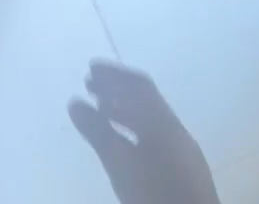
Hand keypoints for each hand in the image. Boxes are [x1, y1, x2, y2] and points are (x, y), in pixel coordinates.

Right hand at [70, 61, 218, 203]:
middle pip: (145, 101)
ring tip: (100, 114)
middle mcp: (177, 133)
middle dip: (116, 91)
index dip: (114, 73)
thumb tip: (74, 101)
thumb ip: (97, 131)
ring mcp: (184, 155)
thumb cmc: (156, 193)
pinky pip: (156, 139)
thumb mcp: (120, 163)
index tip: (90, 68)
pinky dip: (134, 131)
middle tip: (89, 87)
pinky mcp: (185, 174)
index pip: (140, 85)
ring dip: (124, 112)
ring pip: (151, 122)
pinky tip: (122, 144)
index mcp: (165, 123)